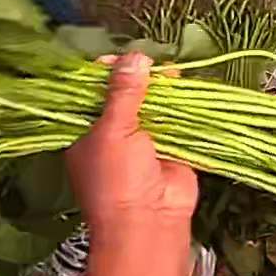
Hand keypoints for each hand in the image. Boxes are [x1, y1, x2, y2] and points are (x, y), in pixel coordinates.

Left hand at [67, 54, 197, 230]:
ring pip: (154, 106)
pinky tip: (188, 87)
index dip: (105, 74)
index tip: (120, 57)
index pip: (92, 93)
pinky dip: (185, 106)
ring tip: (171, 69)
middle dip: (138, 78)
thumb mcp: (113, 131)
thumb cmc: (117, 180)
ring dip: (163, 90)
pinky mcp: (173, 146)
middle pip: (126, 96)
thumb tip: (134, 56)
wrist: (150, 220)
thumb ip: (123, 93)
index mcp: (87, 132)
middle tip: (149, 58)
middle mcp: (115, 134)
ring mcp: (146, 140)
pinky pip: (178, 120)